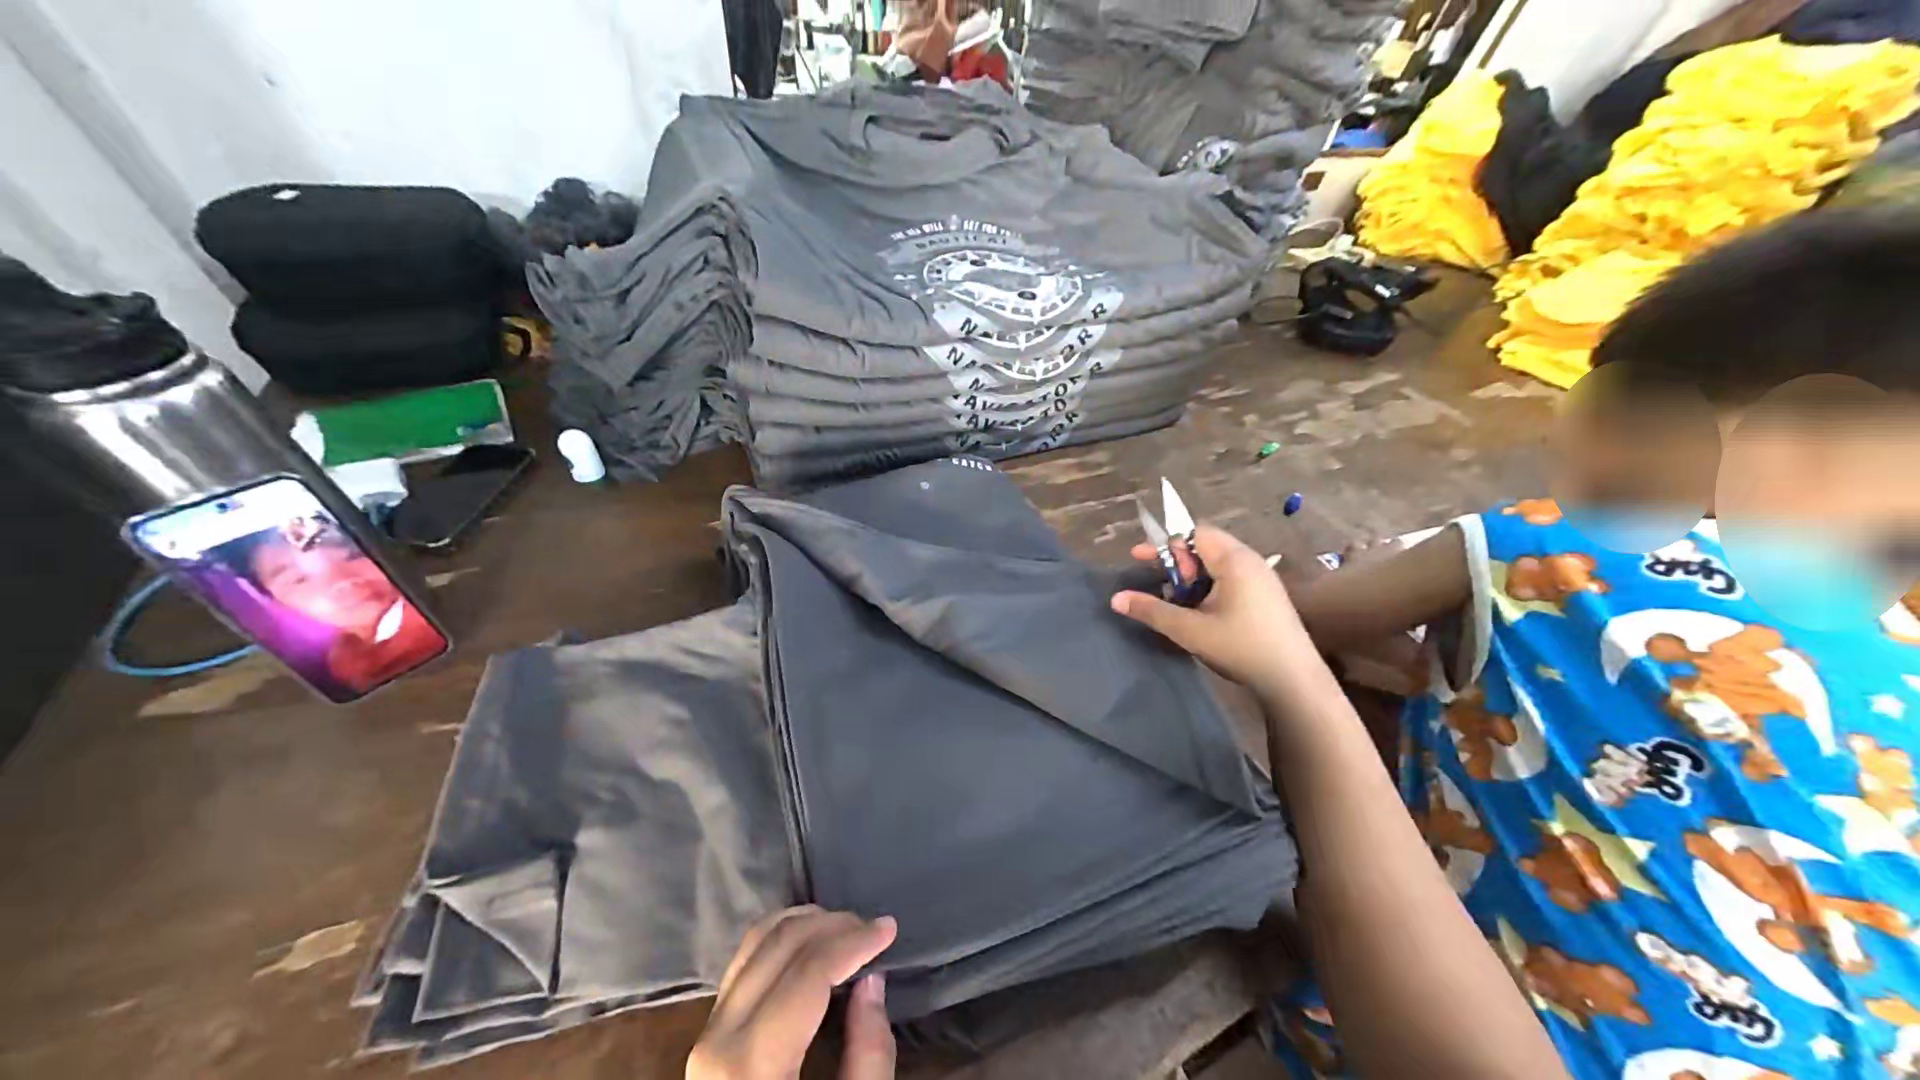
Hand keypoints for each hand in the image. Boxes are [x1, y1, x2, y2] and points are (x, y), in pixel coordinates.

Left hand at [687, 906, 898, 1079]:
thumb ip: (868, 1055)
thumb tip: (871, 982)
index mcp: (750, 1066)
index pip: (807, 973)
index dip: (852, 942)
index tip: (891, 928)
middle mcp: (717, 1037)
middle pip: (780, 946)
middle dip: (833, 927)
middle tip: (874, 929)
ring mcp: (707, 1033)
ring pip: (757, 943)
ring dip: (806, 925)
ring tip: (848, 929)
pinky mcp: (709, 1034)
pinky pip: (745, 961)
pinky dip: (781, 937)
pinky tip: (810, 939)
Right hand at [1112, 524, 1317, 699]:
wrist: (1294, 680)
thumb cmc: (1241, 647)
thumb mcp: (1189, 630)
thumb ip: (1152, 610)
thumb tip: (1116, 599)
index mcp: (1235, 560)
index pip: (1194, 532)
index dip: (1165, 544)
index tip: (1142, 559)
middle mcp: (1251, 561)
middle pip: (1206, 545)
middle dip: (1176, 558)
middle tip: (1155, 577)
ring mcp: (1262, 579)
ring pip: (1218, 562)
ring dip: (1192, 573)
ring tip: (1174, 595)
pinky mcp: (1267, 596)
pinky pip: (1231, 577)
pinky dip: (1209, 584)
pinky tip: (1200, 608)